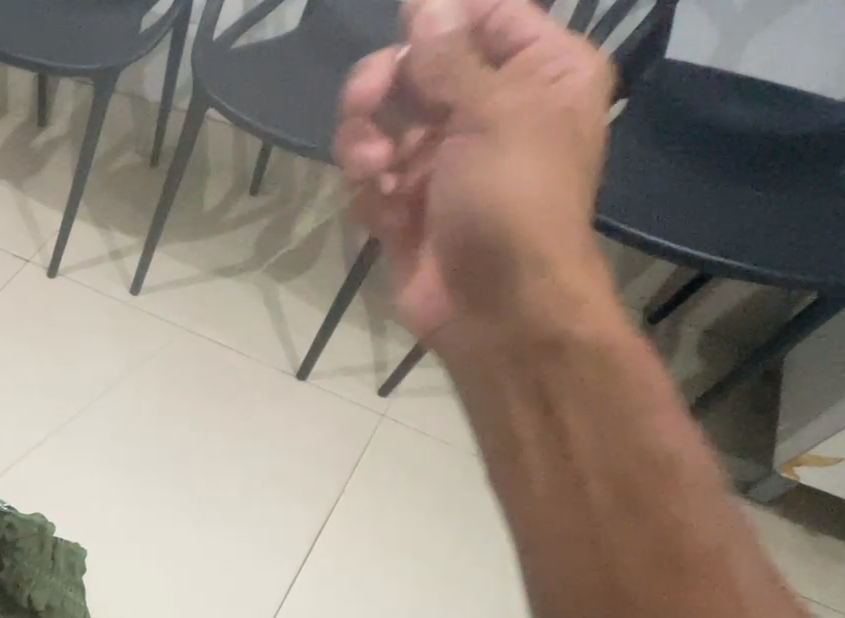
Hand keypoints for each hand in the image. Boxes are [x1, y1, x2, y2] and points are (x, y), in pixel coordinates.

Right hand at [335, 0, 619, 353]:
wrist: (493, 304)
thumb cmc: (513, 201)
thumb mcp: (493, 113)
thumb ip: (451, 59)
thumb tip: (426, 7)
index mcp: (537, 74)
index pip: (489, 18)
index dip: (442, 17)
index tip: (403, 22)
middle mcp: (488, 110)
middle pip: (418, 68)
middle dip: (383, 85)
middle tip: (364, 102)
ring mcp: (440, 160)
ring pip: (381, 122)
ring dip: (364, 140)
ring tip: (371, 167)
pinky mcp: (402, 204)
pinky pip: (369, 176)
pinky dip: (367, 188)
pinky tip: (381, 208)